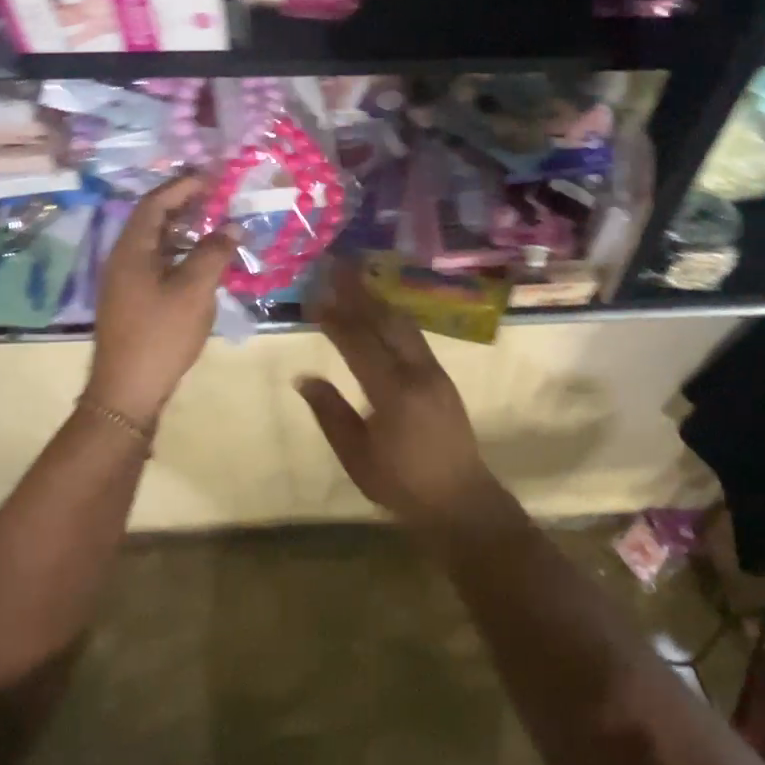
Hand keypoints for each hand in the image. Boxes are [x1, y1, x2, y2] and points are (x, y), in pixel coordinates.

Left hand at [85, 175, 237, 424]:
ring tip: (218, 228)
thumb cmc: (160, 335)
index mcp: (132, 249)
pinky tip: (204, 266)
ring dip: (186, 233)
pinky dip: (181, 256)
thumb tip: (232, 226)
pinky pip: (158, 265)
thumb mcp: (194, 291)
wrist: (128, 389)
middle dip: (186, 207)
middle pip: (153, 221)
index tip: (212, 177)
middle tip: (219, 199)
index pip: (155, 203)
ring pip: (157, 246)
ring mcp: (125, 283)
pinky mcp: (132, 302)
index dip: (182, 187)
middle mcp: (123, 259)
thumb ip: (214, 254)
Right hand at [297, 260, 501, 530]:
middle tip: (337, 265)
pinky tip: (381, 312)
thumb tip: (304, 378)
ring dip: (378, 300)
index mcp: (393, 392)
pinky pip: (414, 336)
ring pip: (404, 324)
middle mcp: (418, 372)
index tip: (314, 296)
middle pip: (386, 320)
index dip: (335, 318)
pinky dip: (393, 318)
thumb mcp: (356, 456)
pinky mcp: (442, 377)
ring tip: (356, 279)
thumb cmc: (401, 484)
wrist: (459, 499)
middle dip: (360, 292)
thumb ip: (330, 413)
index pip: (359, 343)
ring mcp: (435, 372)